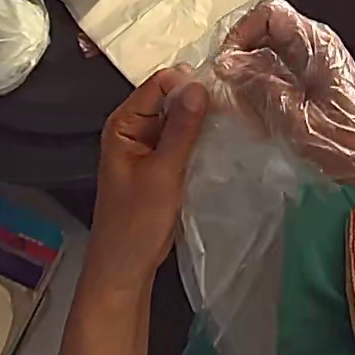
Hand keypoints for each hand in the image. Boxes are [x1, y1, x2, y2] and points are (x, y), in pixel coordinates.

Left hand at [88, 67, 208, 290]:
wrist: (126, 270)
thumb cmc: (135, 225)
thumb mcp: (162, 173)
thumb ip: (181, 128)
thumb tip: (199, 86)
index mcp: (124, 123)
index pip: (160, 83)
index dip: (188, 84)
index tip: (218, 95)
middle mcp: (134, 126)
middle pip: (171, 95)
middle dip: (199, 100)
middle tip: (231, 108)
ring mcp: (148, 142)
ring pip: (181, 115)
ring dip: (202, 119)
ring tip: (230, 122)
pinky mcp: (161, 158)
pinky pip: (184, 135)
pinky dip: (200, 136)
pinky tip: (220, 141)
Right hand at [213, 0, 354, 179]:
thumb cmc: (344, 141)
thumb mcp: (295, 116)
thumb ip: (260, 84)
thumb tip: (224, 61)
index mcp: (315, 42)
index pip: (268, 12)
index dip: (241, 31)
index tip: (225, 62)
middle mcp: (314, 42)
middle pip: (265, 29)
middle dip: (241, 54)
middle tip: (227, 86)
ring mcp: (313, 58)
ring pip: (268, 49)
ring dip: (249, 72)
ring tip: (241, 103)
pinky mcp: (311, 76)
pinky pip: (277, 67)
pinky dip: (261, 84)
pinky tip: (258, 112)